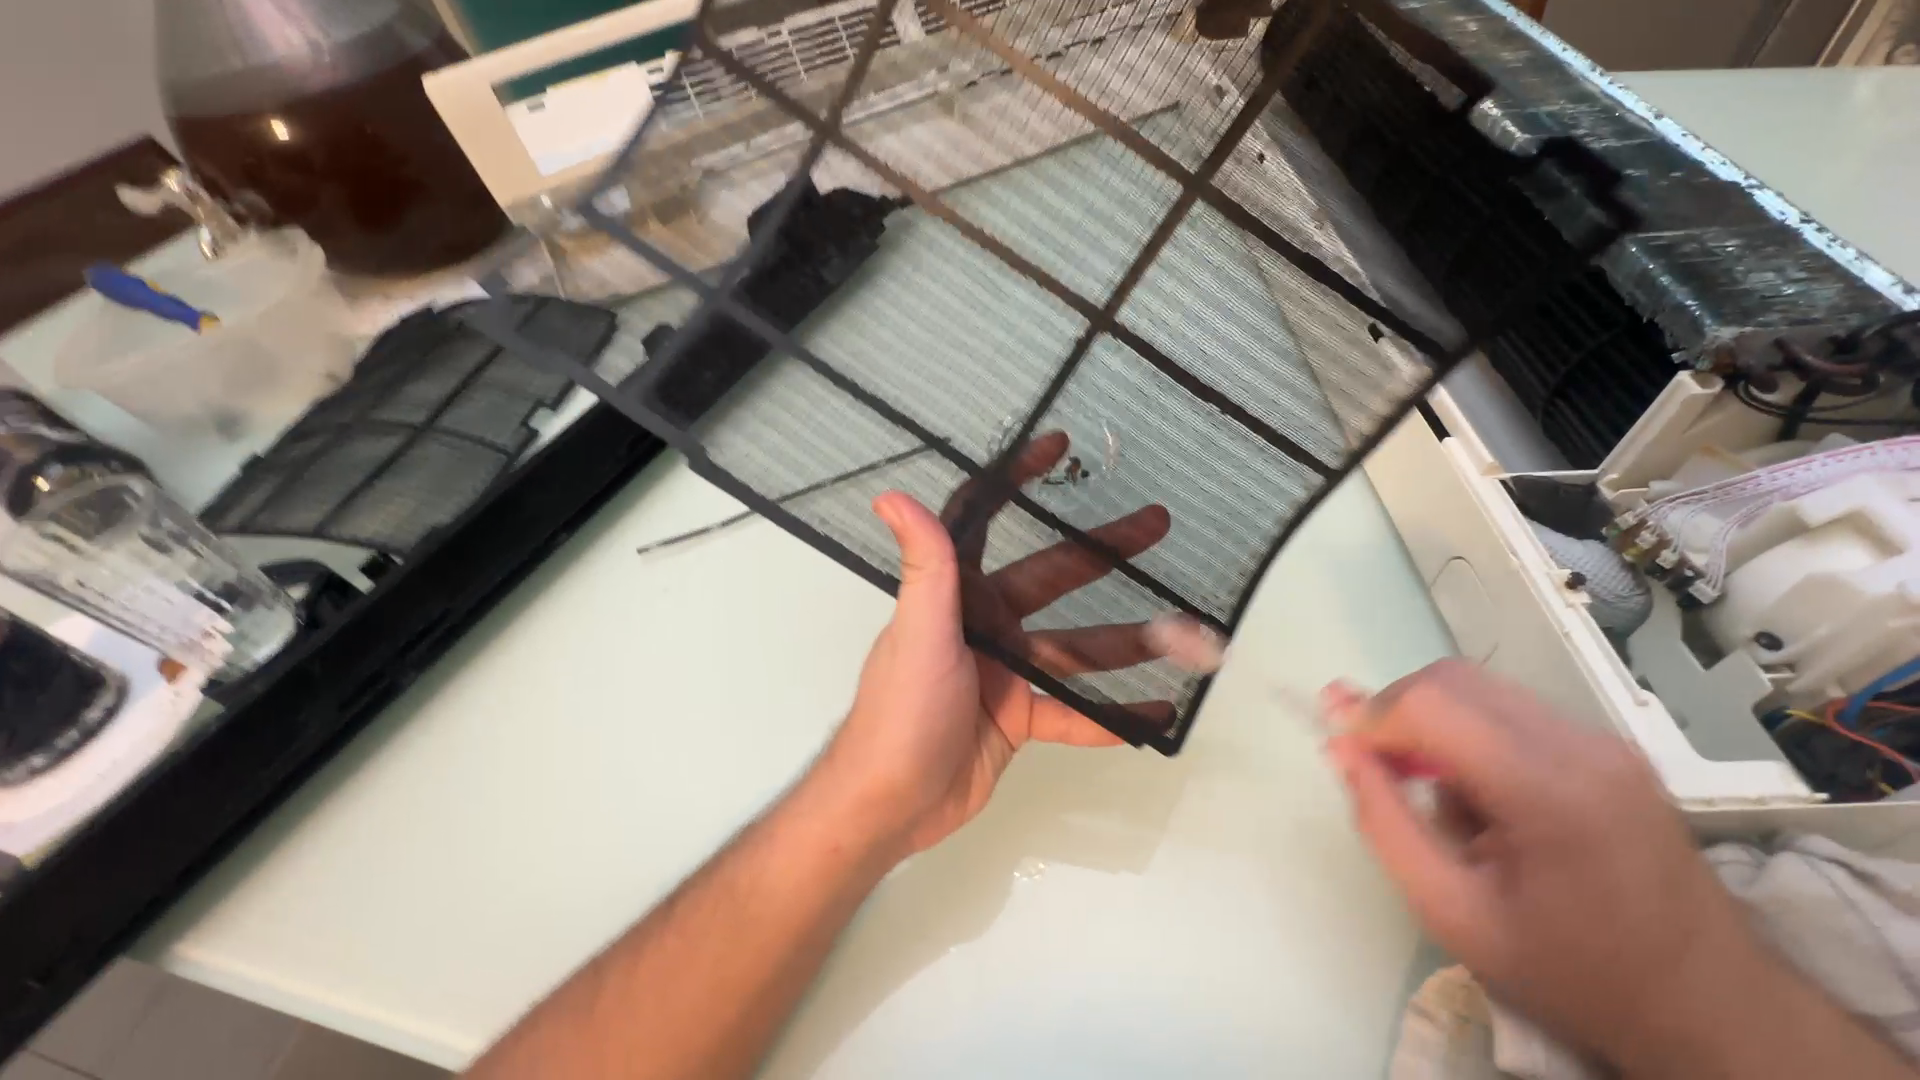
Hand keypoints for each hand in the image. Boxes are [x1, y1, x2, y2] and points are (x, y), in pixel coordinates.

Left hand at [819, 433, 1173, 854]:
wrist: (892, 803)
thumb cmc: (902, 709)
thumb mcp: (919, 632)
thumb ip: (925, 566)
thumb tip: (890, 495)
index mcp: (958, 595)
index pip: (983, 520)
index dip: (1015, 480)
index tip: (1056, 445)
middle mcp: (984, 623)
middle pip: (1054, 578)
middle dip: (1105, 552)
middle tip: (1158, 522)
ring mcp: (1004, 672)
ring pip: (1076, 650)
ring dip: (1128, 644)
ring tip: (1188, 637)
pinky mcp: (1018, 718)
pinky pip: (1074, 713)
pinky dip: (1112, 716)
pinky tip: (1157, 712)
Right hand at [1322, 660, 1768, 1067]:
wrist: (1711, 1008)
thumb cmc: (1572, 972)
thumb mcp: (1452, 913)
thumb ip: (1384, 823)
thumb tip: (1341, 750)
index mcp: (1548, 789)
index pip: (1429, 703)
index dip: (1369, 718)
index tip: (1340, 754)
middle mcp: (1582, 745)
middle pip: (1451, 680)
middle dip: (1395, 714)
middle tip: (1376, 771)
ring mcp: (1605, 742)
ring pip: (1479, 690)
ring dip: (1432, 724)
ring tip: (1433, 796)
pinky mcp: (1613, 750)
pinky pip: (1512, 713)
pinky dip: (1470, 735)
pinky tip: (1482, 798)